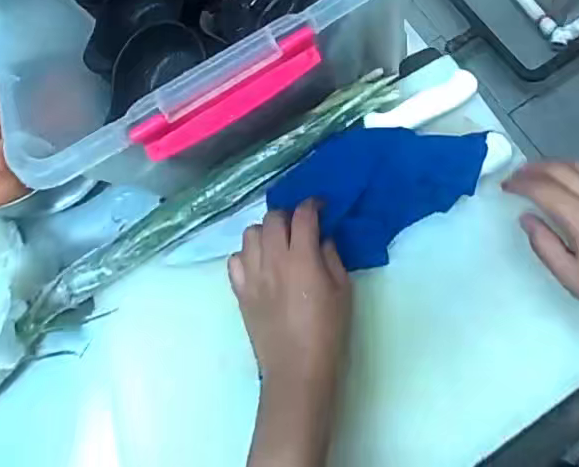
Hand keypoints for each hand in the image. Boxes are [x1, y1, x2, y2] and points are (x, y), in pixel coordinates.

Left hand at [229, 200, 351, 396]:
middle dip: (288, 215)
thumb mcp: (343, 292)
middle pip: (273, 217)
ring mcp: (252, 274)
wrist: (297, 373)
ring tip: (276, 243)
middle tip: (299, 226)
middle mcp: (273, 259)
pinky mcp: (239, 290)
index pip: (303, 215)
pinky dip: (246, 255)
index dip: (312, 205)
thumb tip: (322, 238)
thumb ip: (332, 257)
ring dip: (265, 231)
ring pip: (250, 232)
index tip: (320, 207)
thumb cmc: (327, 333)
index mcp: (302, 258)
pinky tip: (259, 264)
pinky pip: (235, 259)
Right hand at [503, 160, 578, 340]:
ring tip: (537, 174)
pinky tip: (567, 184)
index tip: (505, 187)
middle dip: (534, 169)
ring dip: (553, 165)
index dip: (521, 184)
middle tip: (516, 176)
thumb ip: (546, 246)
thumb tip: (527, 219)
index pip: (544, 188)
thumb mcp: (575, 280)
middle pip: (560, 169)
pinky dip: (572, 171)